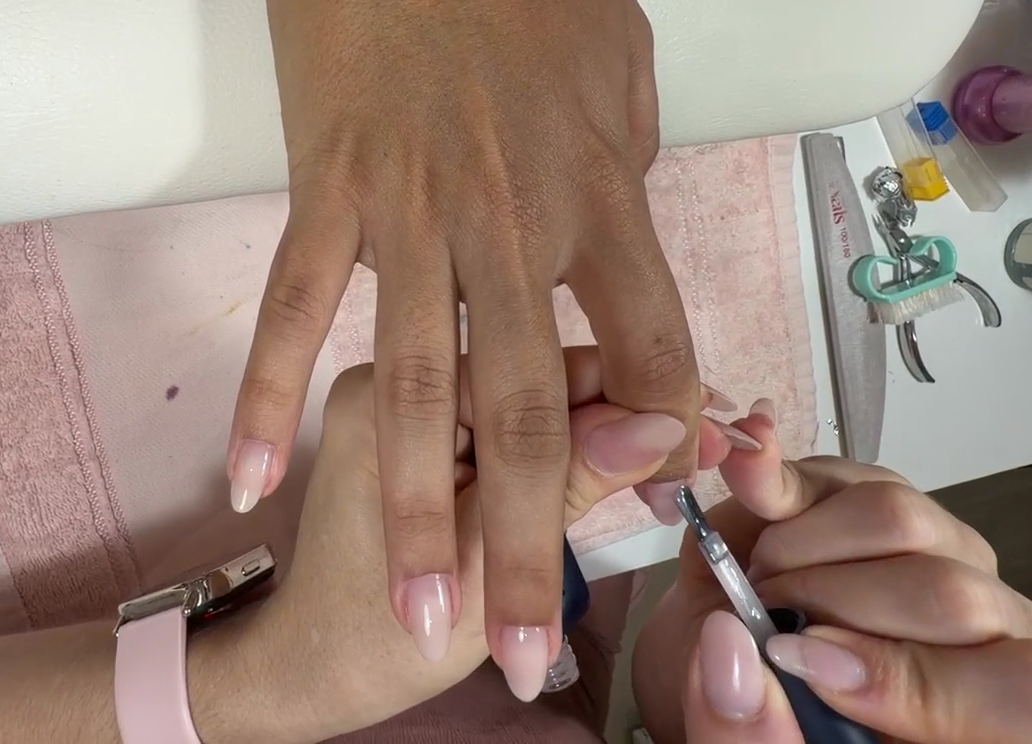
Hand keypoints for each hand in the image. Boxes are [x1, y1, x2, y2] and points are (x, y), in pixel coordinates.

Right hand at [226, 0, 702, 682]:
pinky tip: (249, 475)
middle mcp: (507, 225)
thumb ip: (617, 156)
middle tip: (529, 655)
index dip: (658, 434)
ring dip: (412, 513)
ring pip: (415, 390)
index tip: (649, 502)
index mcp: (597, 189)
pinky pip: (294, 312)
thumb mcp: (616, 52)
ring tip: (410, 616)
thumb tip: (602, 219)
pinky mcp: (323, 191)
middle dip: (532, 543)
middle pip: (532, 410)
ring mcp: (407, 216)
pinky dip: (270, 395)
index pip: (647, 350)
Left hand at [226, 349, 686, 740]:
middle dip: (617, 409)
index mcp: (386, 393)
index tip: (713, 416)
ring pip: (515, 396)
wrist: (315, 662)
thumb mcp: (493, 559)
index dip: (624, 395)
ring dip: (592, 426)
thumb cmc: (391, 632)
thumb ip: (569, 482)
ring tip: (680, 448)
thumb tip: (663, 422)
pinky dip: (552, 441)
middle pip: (521, 377)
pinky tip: (621, 451)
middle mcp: (384, 371)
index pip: (523, 371)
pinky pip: (495, 417)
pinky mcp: (411, 420)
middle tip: (716, 434)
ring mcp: (396, 392)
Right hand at [634, 404, 1031, 743]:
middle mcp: (1003, 636)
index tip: (805, 664)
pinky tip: (746, 473)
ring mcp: (944, 549)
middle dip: (828, 602)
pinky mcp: (869, 491)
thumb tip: (733, 653)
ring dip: (796, 548)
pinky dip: (775, 473)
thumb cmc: (771, 722)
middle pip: (957, 595)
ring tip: (754, 582)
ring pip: (898, 516)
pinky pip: (827, 469)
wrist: (735, 657)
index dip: (925, 680)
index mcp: (1006, 730)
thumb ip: (747, 734)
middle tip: (758, 622)